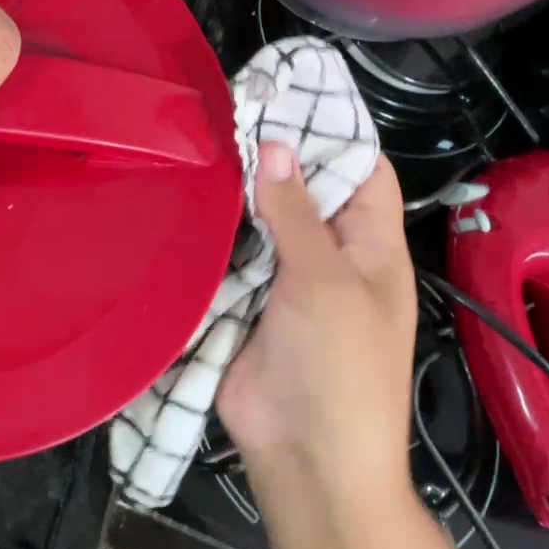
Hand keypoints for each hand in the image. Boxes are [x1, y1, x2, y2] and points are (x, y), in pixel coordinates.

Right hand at [215, 143, 454, 548]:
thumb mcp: (325, 283)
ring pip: (258, 218)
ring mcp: (281, 278)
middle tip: (221, 108)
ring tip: (193, 140)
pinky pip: (226, 252)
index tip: (286, 92)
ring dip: (233, 190)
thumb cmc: (338, 368)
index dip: (331, 131)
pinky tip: (179, 195)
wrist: (303, 456)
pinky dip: (209, 227)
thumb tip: (275, 146)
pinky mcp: (240, 299)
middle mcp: (327, 255)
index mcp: (369, 247)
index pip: (361, 171)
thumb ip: (296, 214)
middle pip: (301, 190)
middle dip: (269, 154)